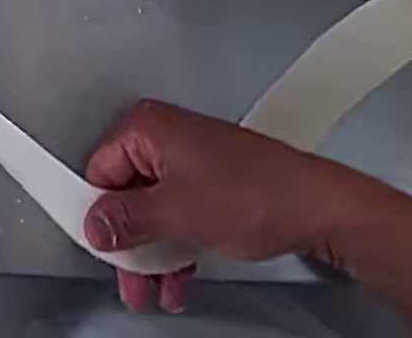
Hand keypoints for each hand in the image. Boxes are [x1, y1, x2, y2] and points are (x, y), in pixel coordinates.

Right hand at [83, 99, 353, 312]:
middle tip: (131, 276)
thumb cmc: (257, 191)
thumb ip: (128, 219)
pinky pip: (174, 207)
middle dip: (129, 241)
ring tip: (158, 285)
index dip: (99, 214)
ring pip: (151, 205)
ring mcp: (186, 154)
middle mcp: (163, 133)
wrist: (314, 206)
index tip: (103, 246)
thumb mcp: (177, 212)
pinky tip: (180, 272)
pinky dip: (174, 240)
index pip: (100, 169)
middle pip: (125, 190)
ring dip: (152, 250)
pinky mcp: (205, 174)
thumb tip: (97, 224)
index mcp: (147, 126)